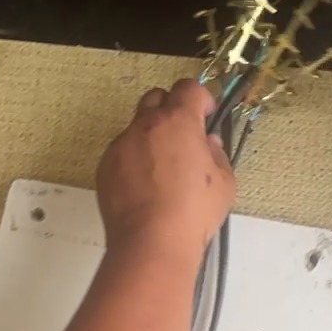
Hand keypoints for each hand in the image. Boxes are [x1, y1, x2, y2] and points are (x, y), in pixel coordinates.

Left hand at [97, 79, 235, 257]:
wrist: (152, 242)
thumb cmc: (191, 213)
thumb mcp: (225, 183)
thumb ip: (217, 154)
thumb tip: (209, 144)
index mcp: (178, 122)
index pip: (189, 88)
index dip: (201, 97)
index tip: (206, 114)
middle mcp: (145, 126)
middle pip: (156, 97)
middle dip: (171, 108)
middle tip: (184, 134)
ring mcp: (121, 145)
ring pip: (137, 127)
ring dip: (152, 137)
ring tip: (165, 168)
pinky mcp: (106, 167)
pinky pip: (122, 153)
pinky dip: (134, 160)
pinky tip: (147, 186)